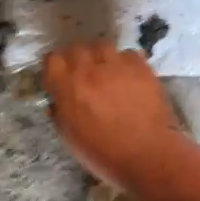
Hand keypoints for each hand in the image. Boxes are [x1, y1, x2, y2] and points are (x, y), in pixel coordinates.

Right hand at [42, 40, 184, 187]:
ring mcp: (117, 66)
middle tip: (82, 74)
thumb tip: (58, 101)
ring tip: (105, 71)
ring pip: (102, 46)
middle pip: (76, 48)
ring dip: (100, 56)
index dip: (55, 67)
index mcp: (67, 88)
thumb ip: (60, 113)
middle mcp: (89, 70)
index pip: (52, 59)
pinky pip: (128, 54)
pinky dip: (124, 62)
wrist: (147, 155)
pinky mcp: (141, 68)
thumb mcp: (69, 138)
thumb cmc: (103, 154)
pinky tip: (127, 77)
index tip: (59, 77)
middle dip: (76, 59)